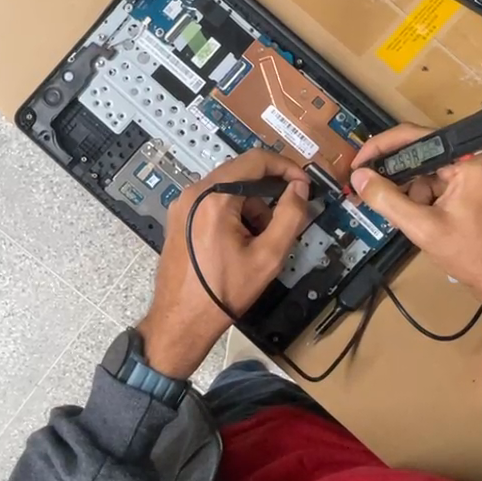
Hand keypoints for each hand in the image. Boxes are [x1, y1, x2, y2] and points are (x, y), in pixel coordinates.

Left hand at [139, 150, 312, 377]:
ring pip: (227, 189)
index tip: (303, 184)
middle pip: (241, 173)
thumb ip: (290, 215)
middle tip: (283, 220)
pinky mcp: (178, 218)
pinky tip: (238, 243)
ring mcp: (181, 205)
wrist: (181, 321)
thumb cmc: (223, 292)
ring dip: (250, 207)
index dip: (286, 167)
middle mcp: (192, 193)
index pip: (256, 160)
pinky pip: (211, 202)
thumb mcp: (268, 256)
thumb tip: (300, 188)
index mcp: (213, 197)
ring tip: (258, 242)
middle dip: (268, 193)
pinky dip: (232, 213)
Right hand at [349, 125, 481, 307]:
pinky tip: (421, 217)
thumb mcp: (422, 227)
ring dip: (409, 191)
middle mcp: (474, 155)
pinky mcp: (472, 183)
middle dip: (395, 176)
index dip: (381, 148)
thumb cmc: (473, 254)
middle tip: (370, 192)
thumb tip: (358, 177)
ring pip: (424, 169)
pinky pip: (435, 180)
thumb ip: (387, 199)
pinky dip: (421, 196)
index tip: (358, 165)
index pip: (415, 137)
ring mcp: (474, 169)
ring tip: (411, 218)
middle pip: (418, 153)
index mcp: (469, 158)